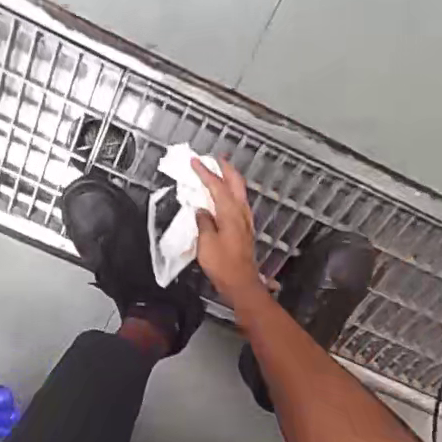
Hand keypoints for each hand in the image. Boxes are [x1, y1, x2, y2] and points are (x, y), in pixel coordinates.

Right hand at [191, 157, 267, 308]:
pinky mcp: (245, 229)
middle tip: (215, 159)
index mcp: (230, 212)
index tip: (195, 162)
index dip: (205, 173)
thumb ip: (203, 223)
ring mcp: (246, 220)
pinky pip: (238, 203)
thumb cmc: (222, 264)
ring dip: (230, 179)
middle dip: (225, 169)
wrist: (241, 283)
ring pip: (239, 192)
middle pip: (236, 183)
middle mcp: (241, 212)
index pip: (217, 186)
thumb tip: (201, 210)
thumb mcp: (206, 243)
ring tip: (219, 173)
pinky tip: (225, 197)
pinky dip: (231, 193)